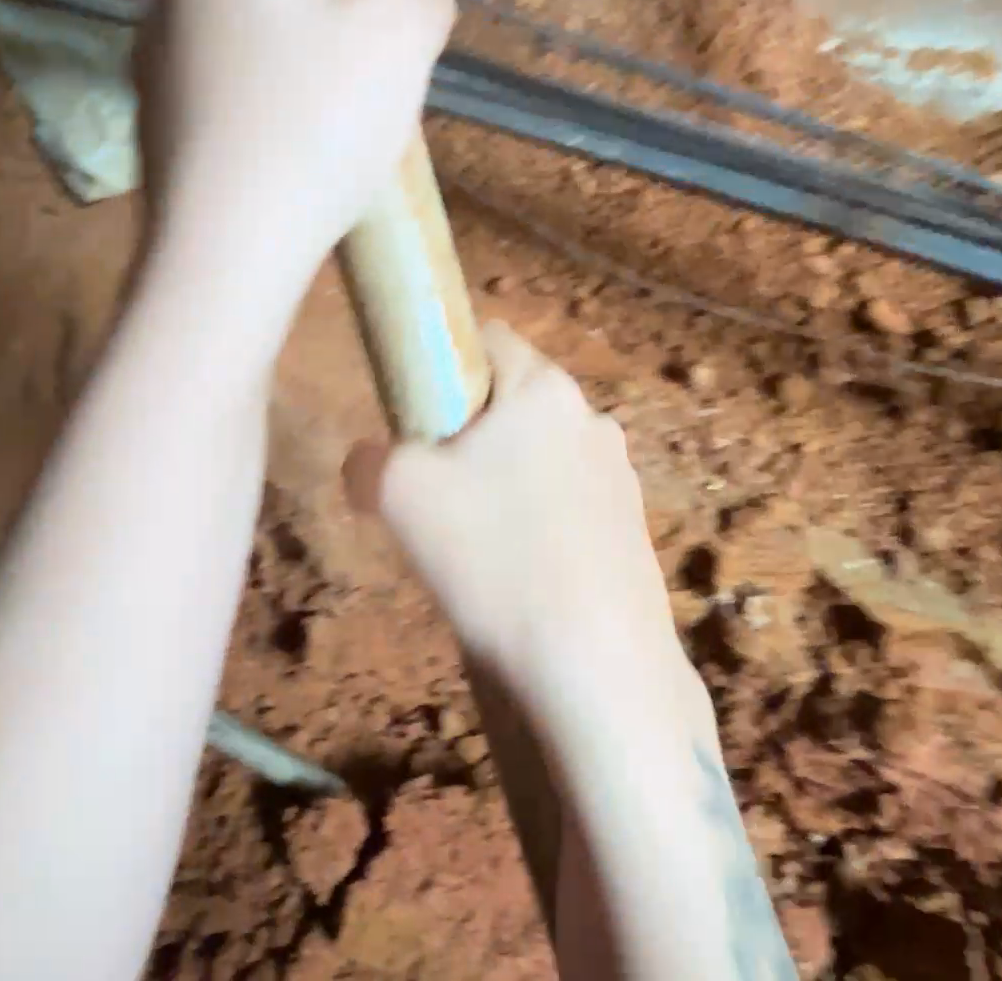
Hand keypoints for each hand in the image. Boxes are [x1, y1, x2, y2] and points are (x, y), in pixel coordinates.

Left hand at [136, 0, 453, 293]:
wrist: (230, 252)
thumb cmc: (311, 127)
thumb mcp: (399, 40)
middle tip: (345, 36)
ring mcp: (153, 67)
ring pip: (225, 30)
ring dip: (276, 51)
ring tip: (326, 114)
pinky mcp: (157, 132)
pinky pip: (217, 95)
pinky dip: (256, 109)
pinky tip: (291, 158)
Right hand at [347, 324, 708, 729]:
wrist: (591, 664)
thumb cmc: (490, 556)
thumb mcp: (395, 494)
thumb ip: (368, 459)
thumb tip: (370, 462)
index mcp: (543, 388)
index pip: (487, 338)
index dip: (441, 367)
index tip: (416, 420)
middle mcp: (593, 419)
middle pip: (512, 406)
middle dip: (468, 439)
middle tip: (435, 497)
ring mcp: (621, 477)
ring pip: (539, 461)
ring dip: (501, 487)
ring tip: (475, 552)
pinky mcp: (633, 530)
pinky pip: (567, 509)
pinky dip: (536, 528)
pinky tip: (518, 581)